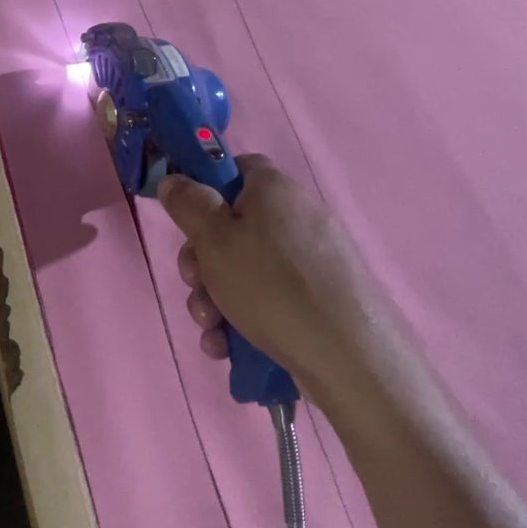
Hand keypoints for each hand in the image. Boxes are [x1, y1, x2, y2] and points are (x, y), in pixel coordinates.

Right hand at [158, 154, 382, 396]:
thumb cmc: (272, 286)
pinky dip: (242, 318)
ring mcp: (311, 260)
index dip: (203, 188)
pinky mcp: (319, 298)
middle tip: (193, 284)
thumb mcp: (214, 240)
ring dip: (215, 297)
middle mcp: (297, 217)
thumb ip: (187, 204)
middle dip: (201, 261)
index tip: (184, 219)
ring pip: (243, 269)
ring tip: (211, 328)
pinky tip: (227, 345)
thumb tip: (174, 179)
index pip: (234, 167)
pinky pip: (267, 298)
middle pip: (231, 226)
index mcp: (274, 190)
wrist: (351, 359)